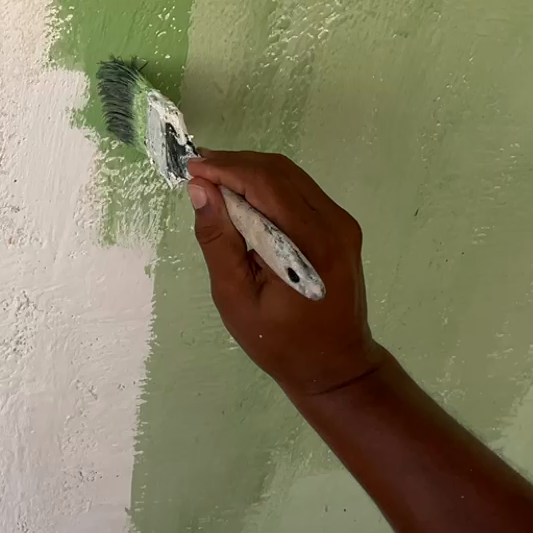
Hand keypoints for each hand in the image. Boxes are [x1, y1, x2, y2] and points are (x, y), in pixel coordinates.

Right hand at [187, 150, 388, 397]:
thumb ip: (218, 240)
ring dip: (248, 170)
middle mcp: (332, 224)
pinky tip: (241, 195)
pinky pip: (298, 188)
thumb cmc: (279, 343)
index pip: (265, 184)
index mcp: (310, 244)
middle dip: (234, 164)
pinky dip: (265, 183)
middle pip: (278, 171)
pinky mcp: (339, 225)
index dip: (226, 168)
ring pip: (289, 174)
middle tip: (197, 172)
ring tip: (213, 179)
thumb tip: (201, 189)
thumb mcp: (235, 298)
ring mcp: (340, 222)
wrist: (336, 368)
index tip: (192, 168)